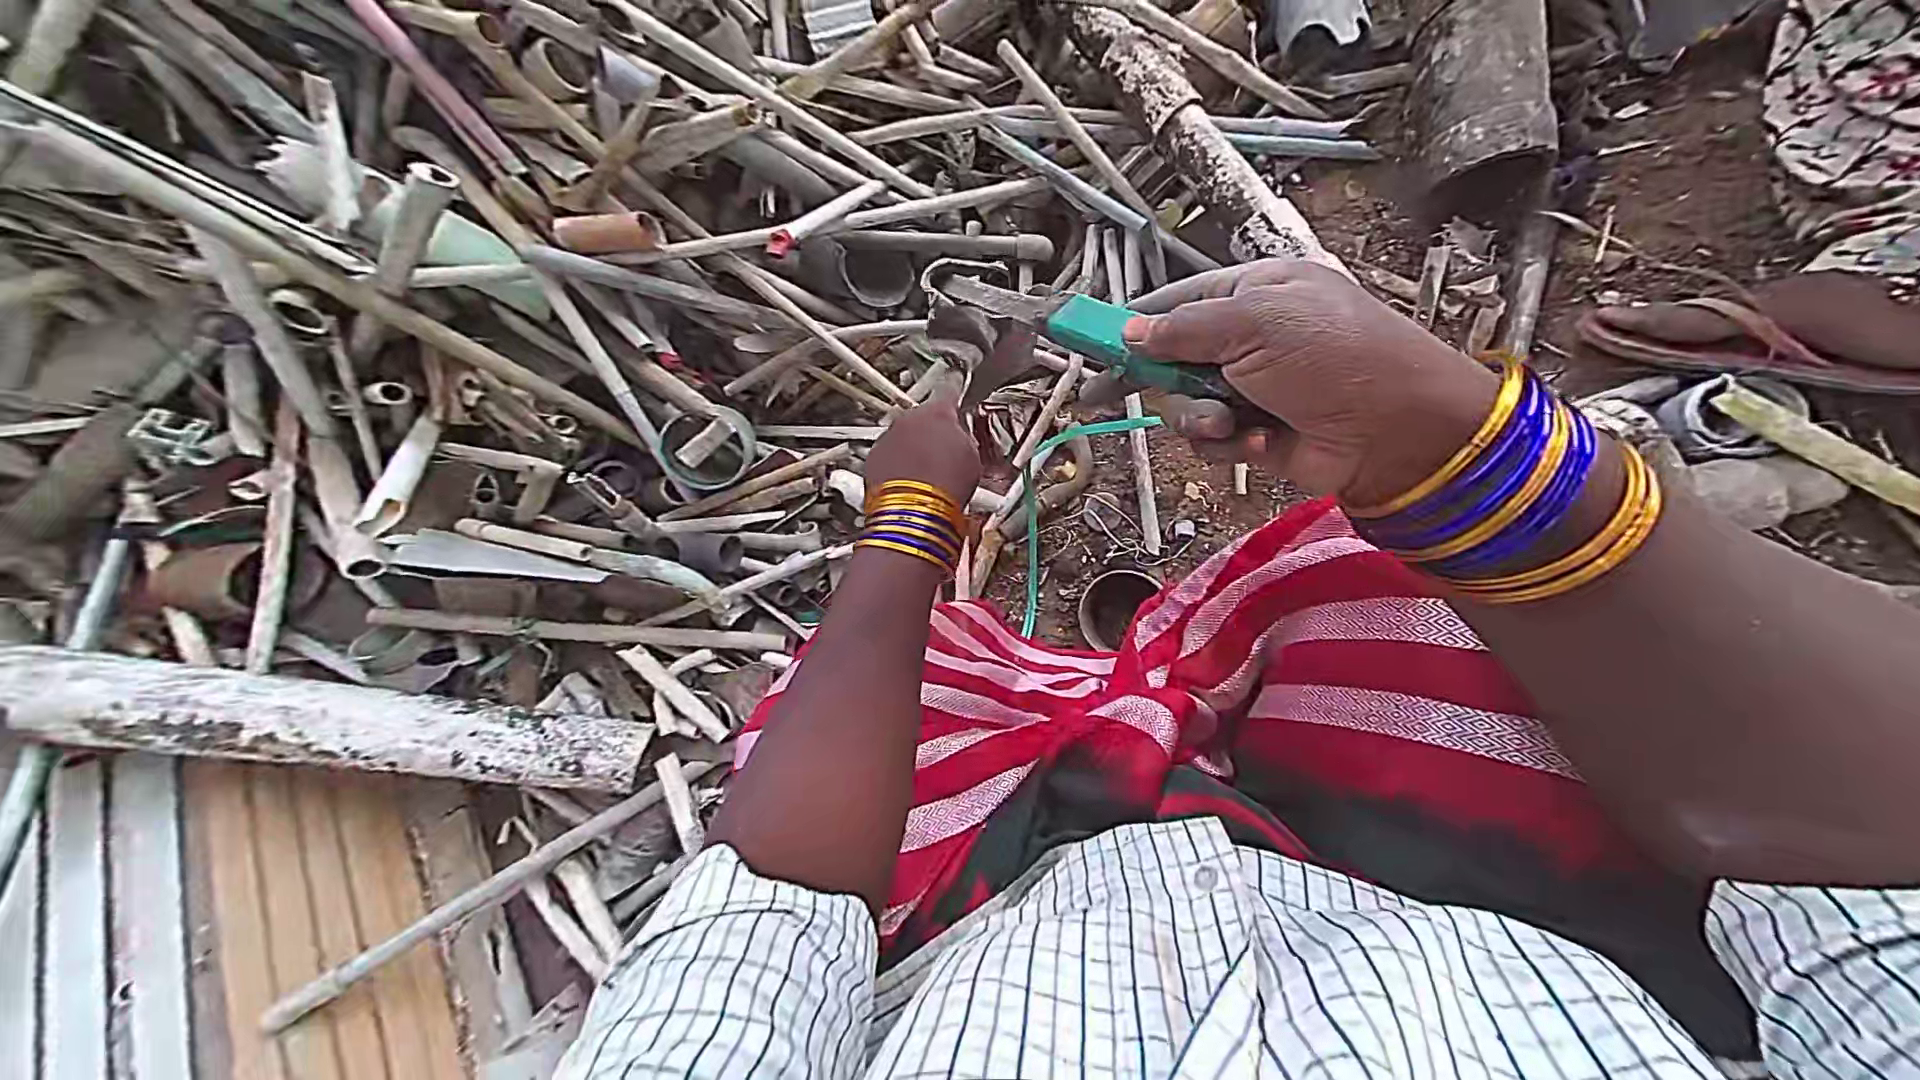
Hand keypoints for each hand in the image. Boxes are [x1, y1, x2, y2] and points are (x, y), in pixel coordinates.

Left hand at [863, 377, 979, 505]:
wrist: (914, 509)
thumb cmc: (946, 486)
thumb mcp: (973, 458)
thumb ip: (965, 438)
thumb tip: (962, 439)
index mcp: (938, 412)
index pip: (949, 390)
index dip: (955, 389)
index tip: (956, 384)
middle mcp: (909, 418)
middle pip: (922, 418)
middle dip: (931, 432)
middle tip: (943, 454)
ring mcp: (888, 437)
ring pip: (903, 437)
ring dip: (912, 450)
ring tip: (927, 474)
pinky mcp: (873, 459)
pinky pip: (888, 456)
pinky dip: (897, 466)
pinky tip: (911, 482)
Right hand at [1111, 260, 1502, 506]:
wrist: (1396, 431)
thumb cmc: (1336, 357)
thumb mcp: (1257, 323)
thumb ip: (1185, 327)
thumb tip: (1130, 331)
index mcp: (1249, 295)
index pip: (1172, 305)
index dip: (1129, 325)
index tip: (1089, 343)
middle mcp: (1243, 341)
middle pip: (1167, 360)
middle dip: (1156, 380)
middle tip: (1101, 397)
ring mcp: (1246, 388)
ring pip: (1182, 407)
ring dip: (1197, 419)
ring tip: (1228, 421)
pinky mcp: (1250, 431)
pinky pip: (1208, 440)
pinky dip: (1227, 443)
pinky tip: (1261, 439)